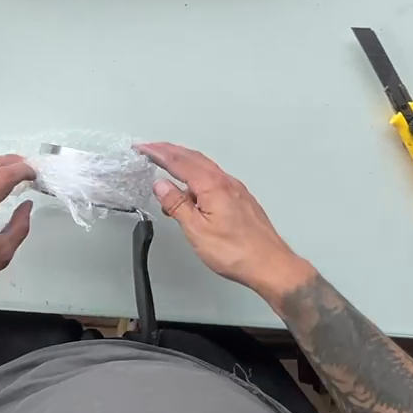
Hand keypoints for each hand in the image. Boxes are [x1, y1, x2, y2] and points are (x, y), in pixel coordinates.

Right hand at [138, 142, 310, 301]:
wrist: (270, 265)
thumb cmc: (235, 252)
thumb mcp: (197, 230)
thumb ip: (177, 204)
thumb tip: (160, 185)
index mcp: (212, 186)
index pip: (179, 162)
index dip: (158, 153)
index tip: (142, 148)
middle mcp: (225, 182)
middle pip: (193, 158)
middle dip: (170, 151)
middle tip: (151, 148)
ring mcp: (235, 190)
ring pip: (205, 167)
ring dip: (184, 162)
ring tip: (166, 165)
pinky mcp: (241, 199)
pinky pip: (214, 177)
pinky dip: (197, 175)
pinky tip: (192, 189)